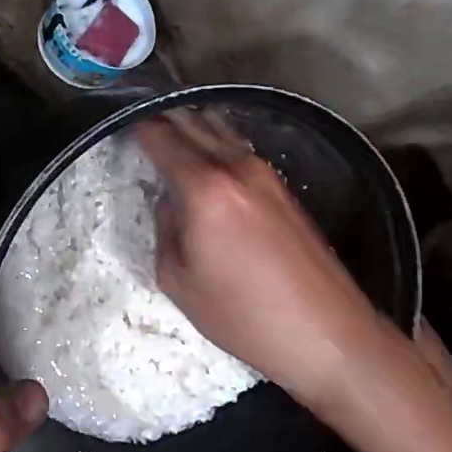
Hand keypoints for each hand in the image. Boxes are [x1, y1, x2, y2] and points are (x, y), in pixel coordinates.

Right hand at [137, 110, 402, 411]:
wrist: (327, 335)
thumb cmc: (245, 316)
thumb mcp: (179, 281)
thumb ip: (166, 229)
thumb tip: (171, 202)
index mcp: (205, 189)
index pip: (163, 138)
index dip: (139, 127)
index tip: (123, 124)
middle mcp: (236, 167)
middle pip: (193, 122)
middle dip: (164, 116)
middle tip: (142, 122)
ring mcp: (265, 173)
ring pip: (220, 129)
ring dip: (193, 125)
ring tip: (170, 134)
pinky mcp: (284, 186)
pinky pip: (239, 148)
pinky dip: (216, 142)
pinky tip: (206, 158)